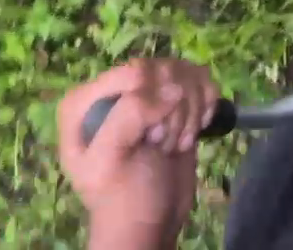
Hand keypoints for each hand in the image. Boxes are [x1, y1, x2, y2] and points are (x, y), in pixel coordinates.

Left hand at [56, 59, 219, 248]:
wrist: (153, 224)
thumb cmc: (122, 199)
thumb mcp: (108, 162)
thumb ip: (129, 116)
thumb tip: (175, 90)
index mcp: (85, 101)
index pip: (135, 71)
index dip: (150, 100)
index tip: (147, 137)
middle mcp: (116, 90)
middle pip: (165, 69)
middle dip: (175, 109)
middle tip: (161, 143)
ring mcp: (149, 92)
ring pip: (187, 72)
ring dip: (192, 110)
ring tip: (175, 143)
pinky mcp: (177, 99)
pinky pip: (203, 79)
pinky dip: (206, 105)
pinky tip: (194, 131)